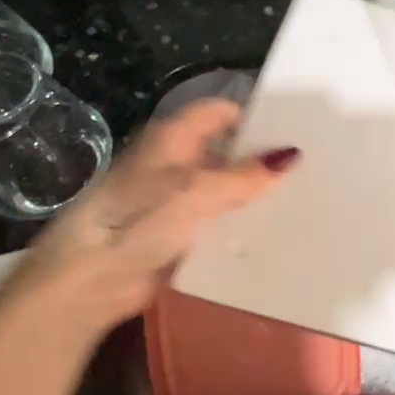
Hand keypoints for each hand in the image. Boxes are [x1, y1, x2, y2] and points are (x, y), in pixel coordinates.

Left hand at [0, 99, 298, 347]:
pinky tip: (269, 235)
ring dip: (251, 197)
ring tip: (300, 201)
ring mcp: (171, 200)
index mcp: (172, 138)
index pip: (220, 112)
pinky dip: (237, 227)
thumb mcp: (196, 191)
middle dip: (259, 160)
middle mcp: (172, 163)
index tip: (294, 130)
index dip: (254, 116)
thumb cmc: (137, 221)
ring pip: (222, 190)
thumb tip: (291, 155)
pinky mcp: (173, 236)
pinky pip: (214, 223)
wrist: (87, 282)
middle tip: (307, 168)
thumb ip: (244, 175)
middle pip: (224, 151)